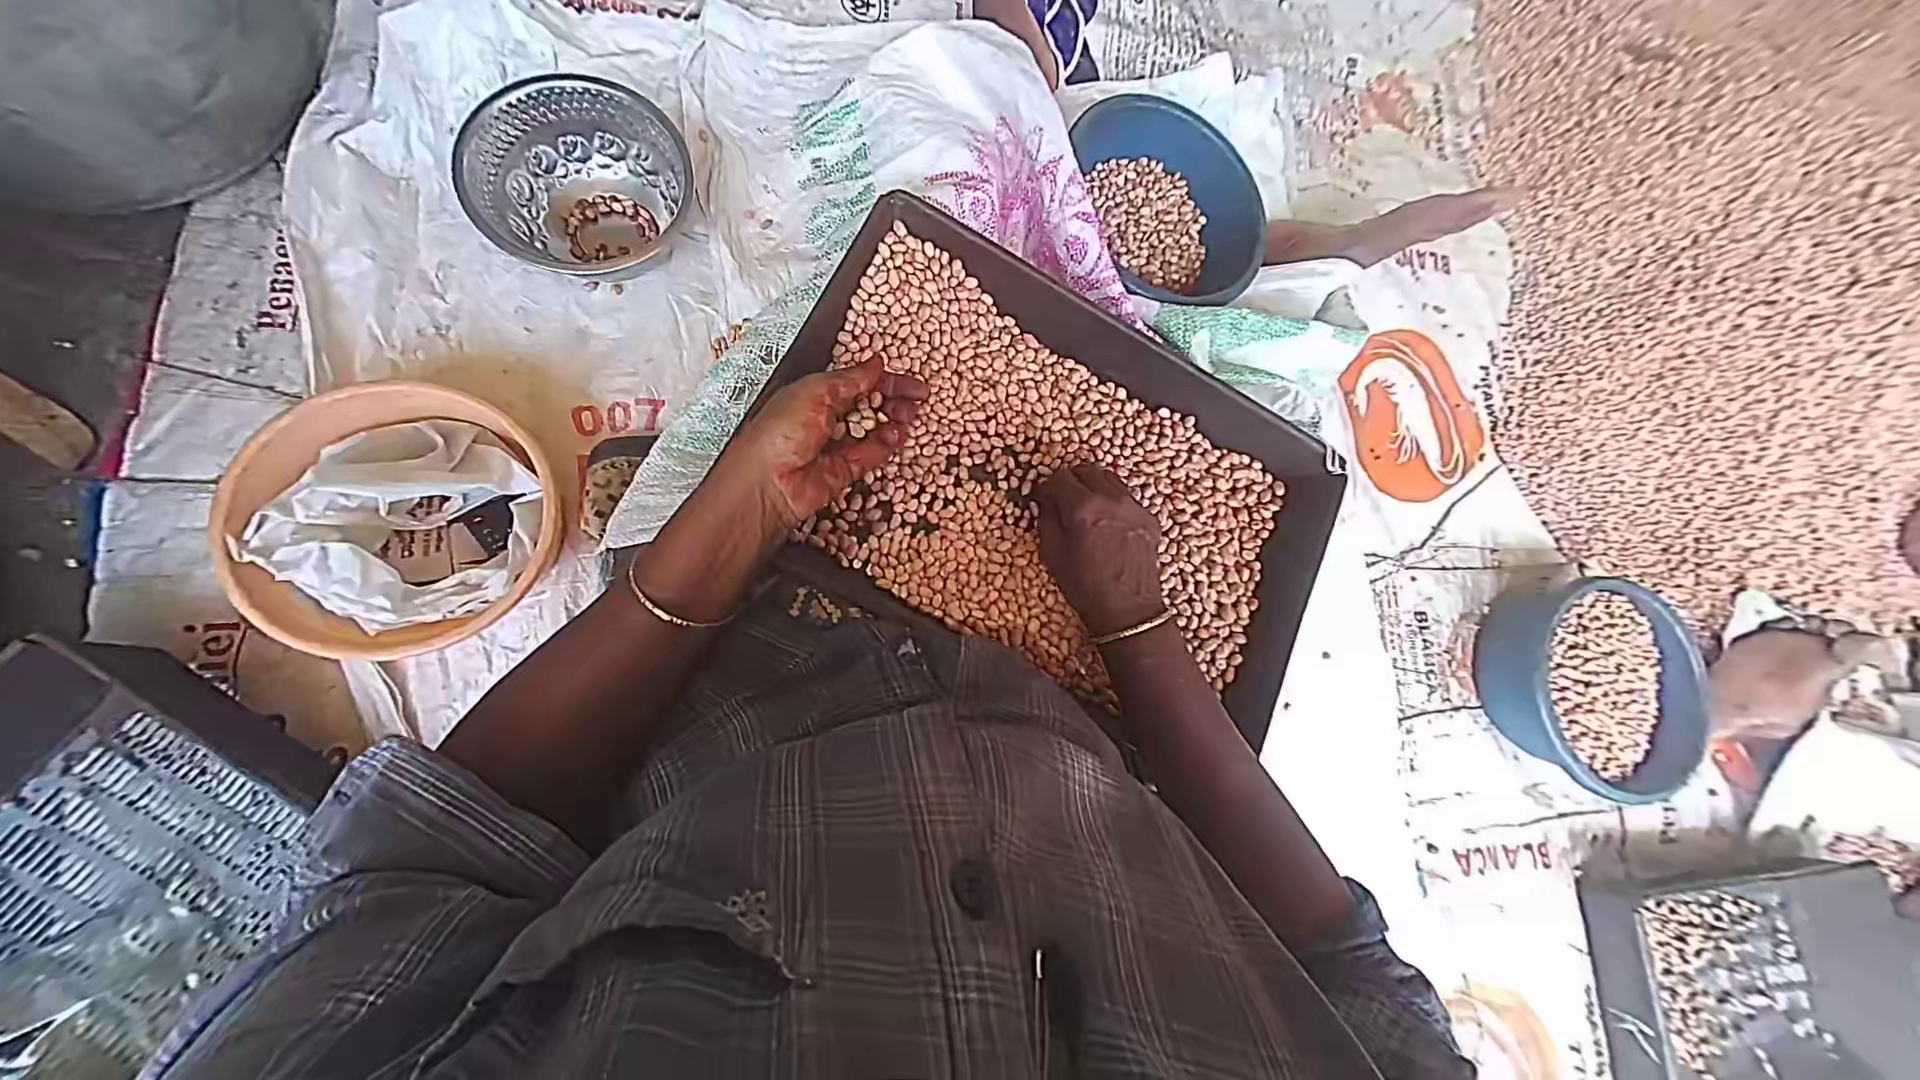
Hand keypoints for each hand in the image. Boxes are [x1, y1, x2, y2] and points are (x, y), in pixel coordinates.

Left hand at [701, 357, 928, 540]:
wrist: (767, 482)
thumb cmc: (779, 433)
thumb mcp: (817, 392)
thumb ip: (851, 379)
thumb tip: (875, 364)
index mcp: (816, 394)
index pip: (857, 382)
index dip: (884, 381)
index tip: (910, 383)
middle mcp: (826, 418)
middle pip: (869, 405)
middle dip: (893, 400)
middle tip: (916, 400)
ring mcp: (836, 445)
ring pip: (874, 430)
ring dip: (893, 422)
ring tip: (909, 417)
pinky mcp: (844, 470)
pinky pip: (871, 455)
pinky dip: (885, 446)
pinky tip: (897, 436)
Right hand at [1036, 464, 1164, 636]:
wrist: (1126, 609)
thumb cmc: (1084, 585)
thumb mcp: (1052, 552)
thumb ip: (1047, 518)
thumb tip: (1046, 500)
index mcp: (1083, 507)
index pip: (1060, 478)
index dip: (1046, 486)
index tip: (1042, 497)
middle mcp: (1111, 499)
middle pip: (1086, 470)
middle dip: (1069, 480)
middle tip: (1061, 497)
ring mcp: (1133, 507)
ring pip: (1108, 478)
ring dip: (1092, 485)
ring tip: (1084, 506)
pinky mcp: (1148, 517)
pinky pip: (1125, 496)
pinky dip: (1111, 500)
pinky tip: (1105, 520)